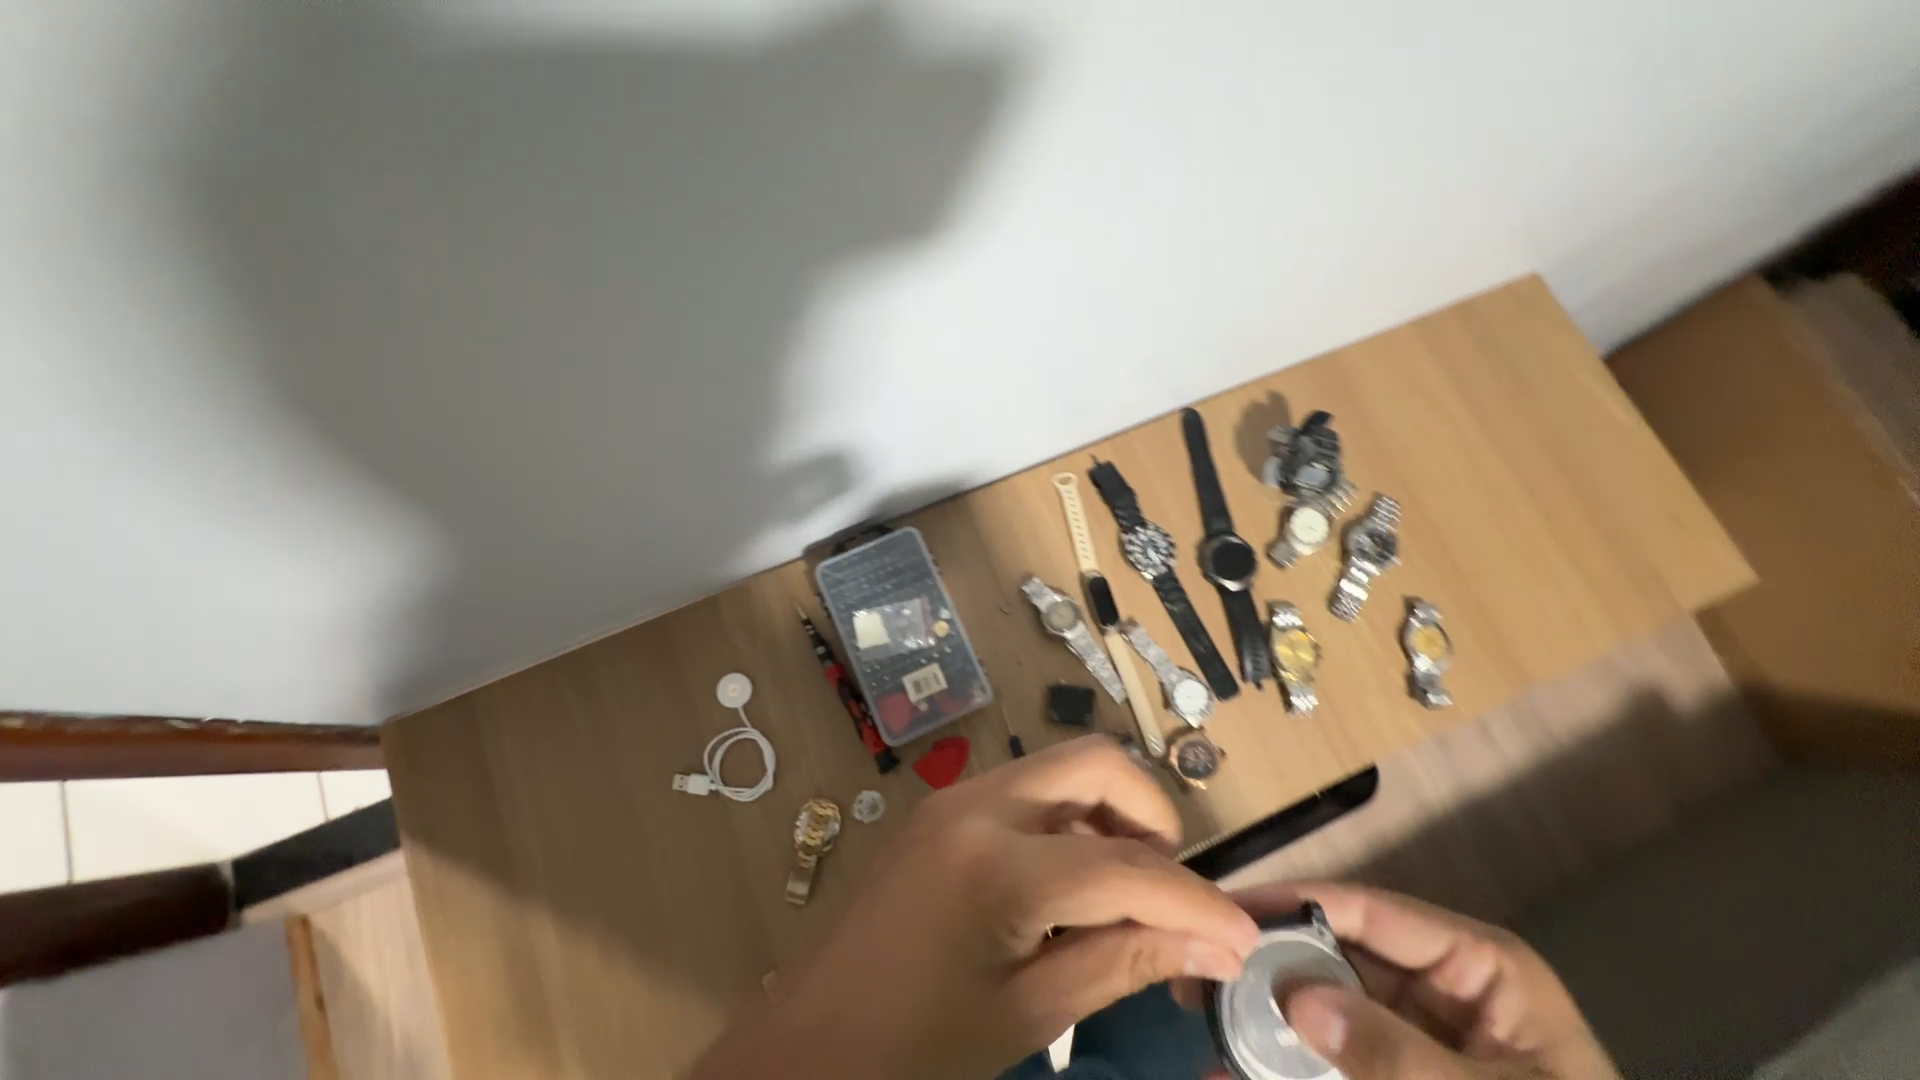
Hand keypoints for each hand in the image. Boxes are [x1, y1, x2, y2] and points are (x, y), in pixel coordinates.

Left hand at [686, 736, 1258, 1079]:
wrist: (808, 1040)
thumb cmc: (916, 1044)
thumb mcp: (1029, 1013)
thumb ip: (1124, 962)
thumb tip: (1217, 944)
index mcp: (997, 866)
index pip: (1129, 867)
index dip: (1198, 902)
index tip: (1244, 937)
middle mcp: (976, 805)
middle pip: (1095, 762)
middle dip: (1153, 816)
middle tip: (1168, 890)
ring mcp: (953, 798)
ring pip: (1061, 769)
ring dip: (1109, 814)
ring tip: (1123, 892)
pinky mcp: (940, 808)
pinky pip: (1026, 790)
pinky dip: (1067, 822)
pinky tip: (1068, 885)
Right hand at [1203, 884, 1619, 1079]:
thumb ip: (1394, 1052)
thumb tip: (1295, 997)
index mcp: (1476, 965)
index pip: (1370, 912)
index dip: (1296, 902)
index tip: (1226, 908)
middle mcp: (1439, 987)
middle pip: (1336, 955)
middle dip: (1267, 961)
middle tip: (1197, 966)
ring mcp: (1415, 1035)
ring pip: (1324, 1009)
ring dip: (1266, 1016)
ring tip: (1202, 1014)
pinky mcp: (1393, 1073)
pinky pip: (1332, 1061)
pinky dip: (1285, 1065)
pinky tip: (1233, 1071)